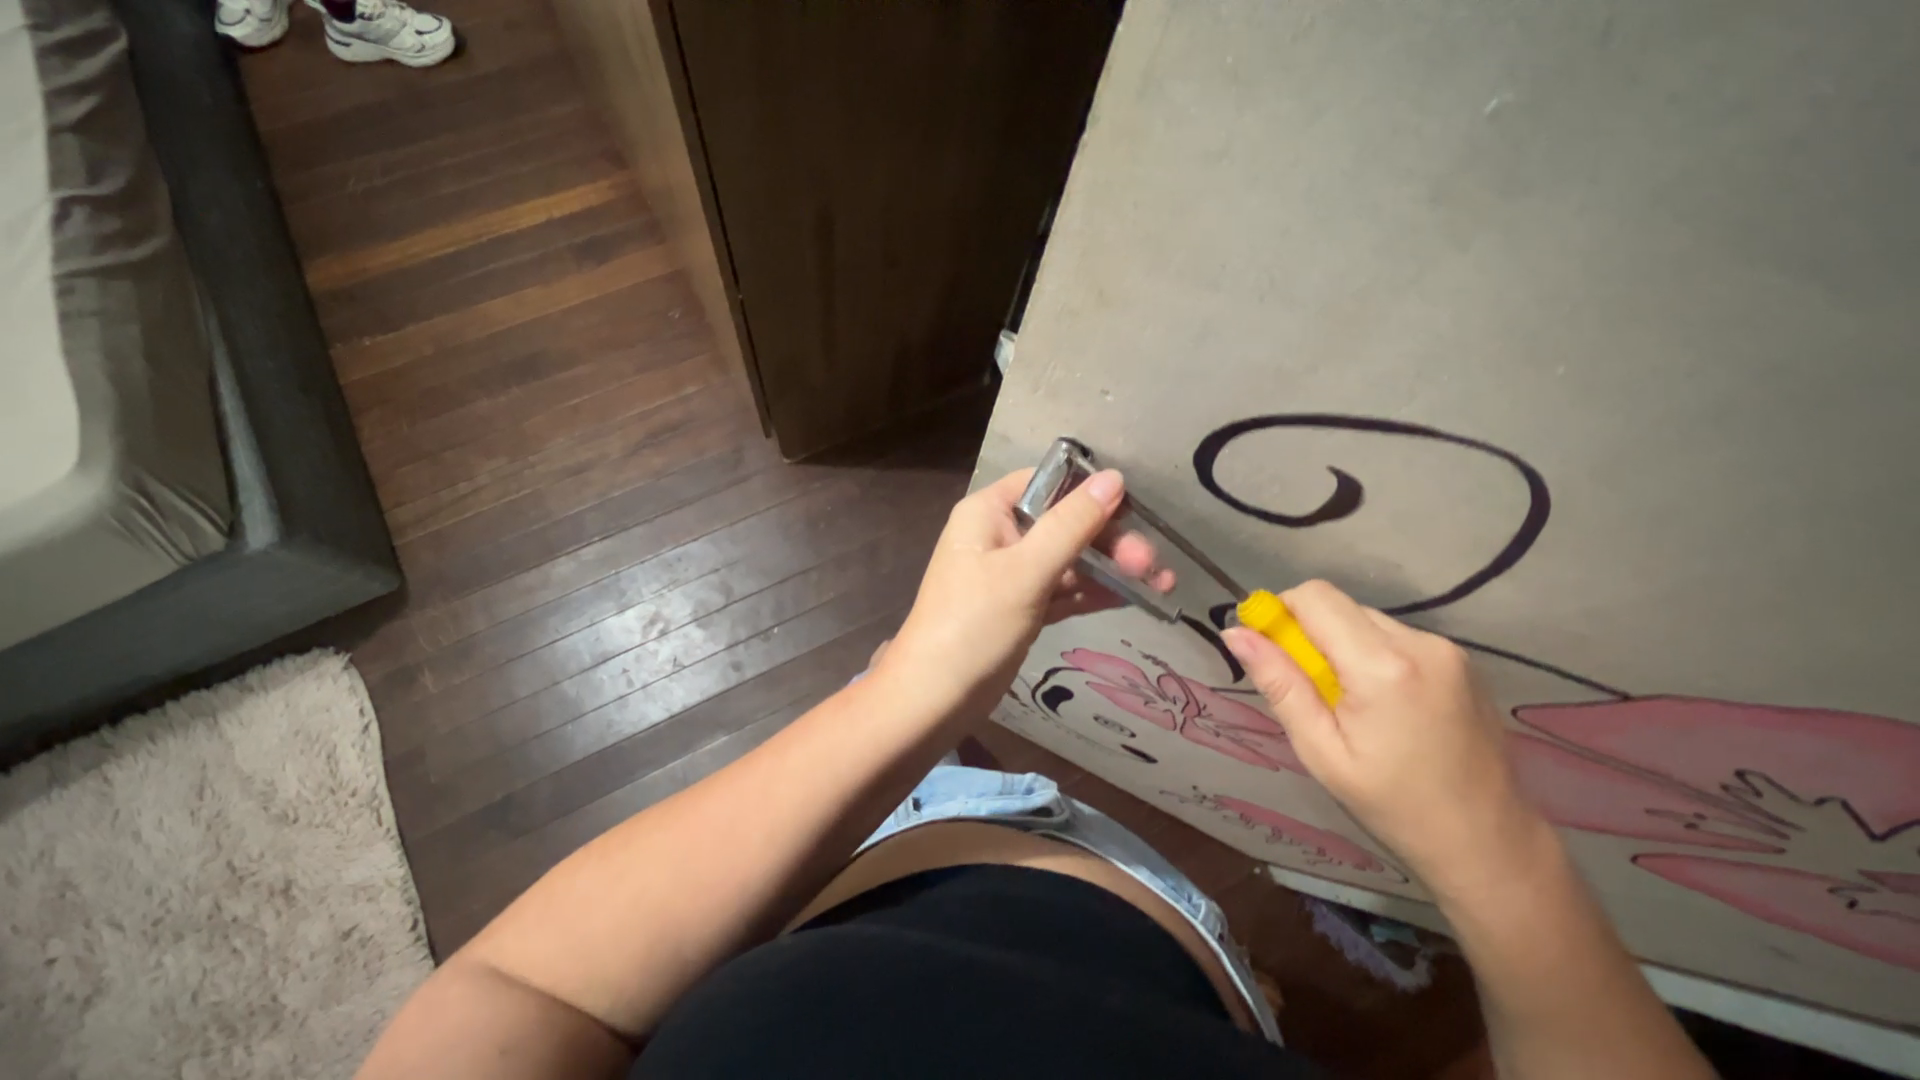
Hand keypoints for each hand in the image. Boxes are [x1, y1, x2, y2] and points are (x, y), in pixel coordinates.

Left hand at [878, 467, 1172, 721]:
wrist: (934, 699)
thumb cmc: (973, 625)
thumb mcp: (1026, 571)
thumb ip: (1071, 525)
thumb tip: (1114, 478)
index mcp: (989, 513)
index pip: (1047, 483)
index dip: (1089, 492)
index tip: (1133, 509)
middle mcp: (1000, 536)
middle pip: (1065, 523)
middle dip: (1110, 540)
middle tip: (1151, 563)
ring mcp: (1012, 575)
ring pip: (1070, 560)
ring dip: (1111, 569)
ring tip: (1161, 582)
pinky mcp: (1022, 609)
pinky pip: (1064, 590)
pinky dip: (1094, 593)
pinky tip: (1133, 598)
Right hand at [1222, 581, 1548, 897]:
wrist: (1486, 840)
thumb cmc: (1393, 805)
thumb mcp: (1322, 752)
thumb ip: (1280, 685)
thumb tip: (1235, 634)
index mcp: (1381, 665)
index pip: (1314, 597)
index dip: (1281, 612)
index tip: (1270, 651)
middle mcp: (1419, 642)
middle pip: (1341, 607)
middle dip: (1312, 636)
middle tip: (1309, 692)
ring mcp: (1447, 649)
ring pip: (1369, 622)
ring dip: (1345, 648)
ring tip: (1351, 707)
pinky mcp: (1461, 661)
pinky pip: (1399, 639)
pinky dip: (1376, 658)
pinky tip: (1385, 709)